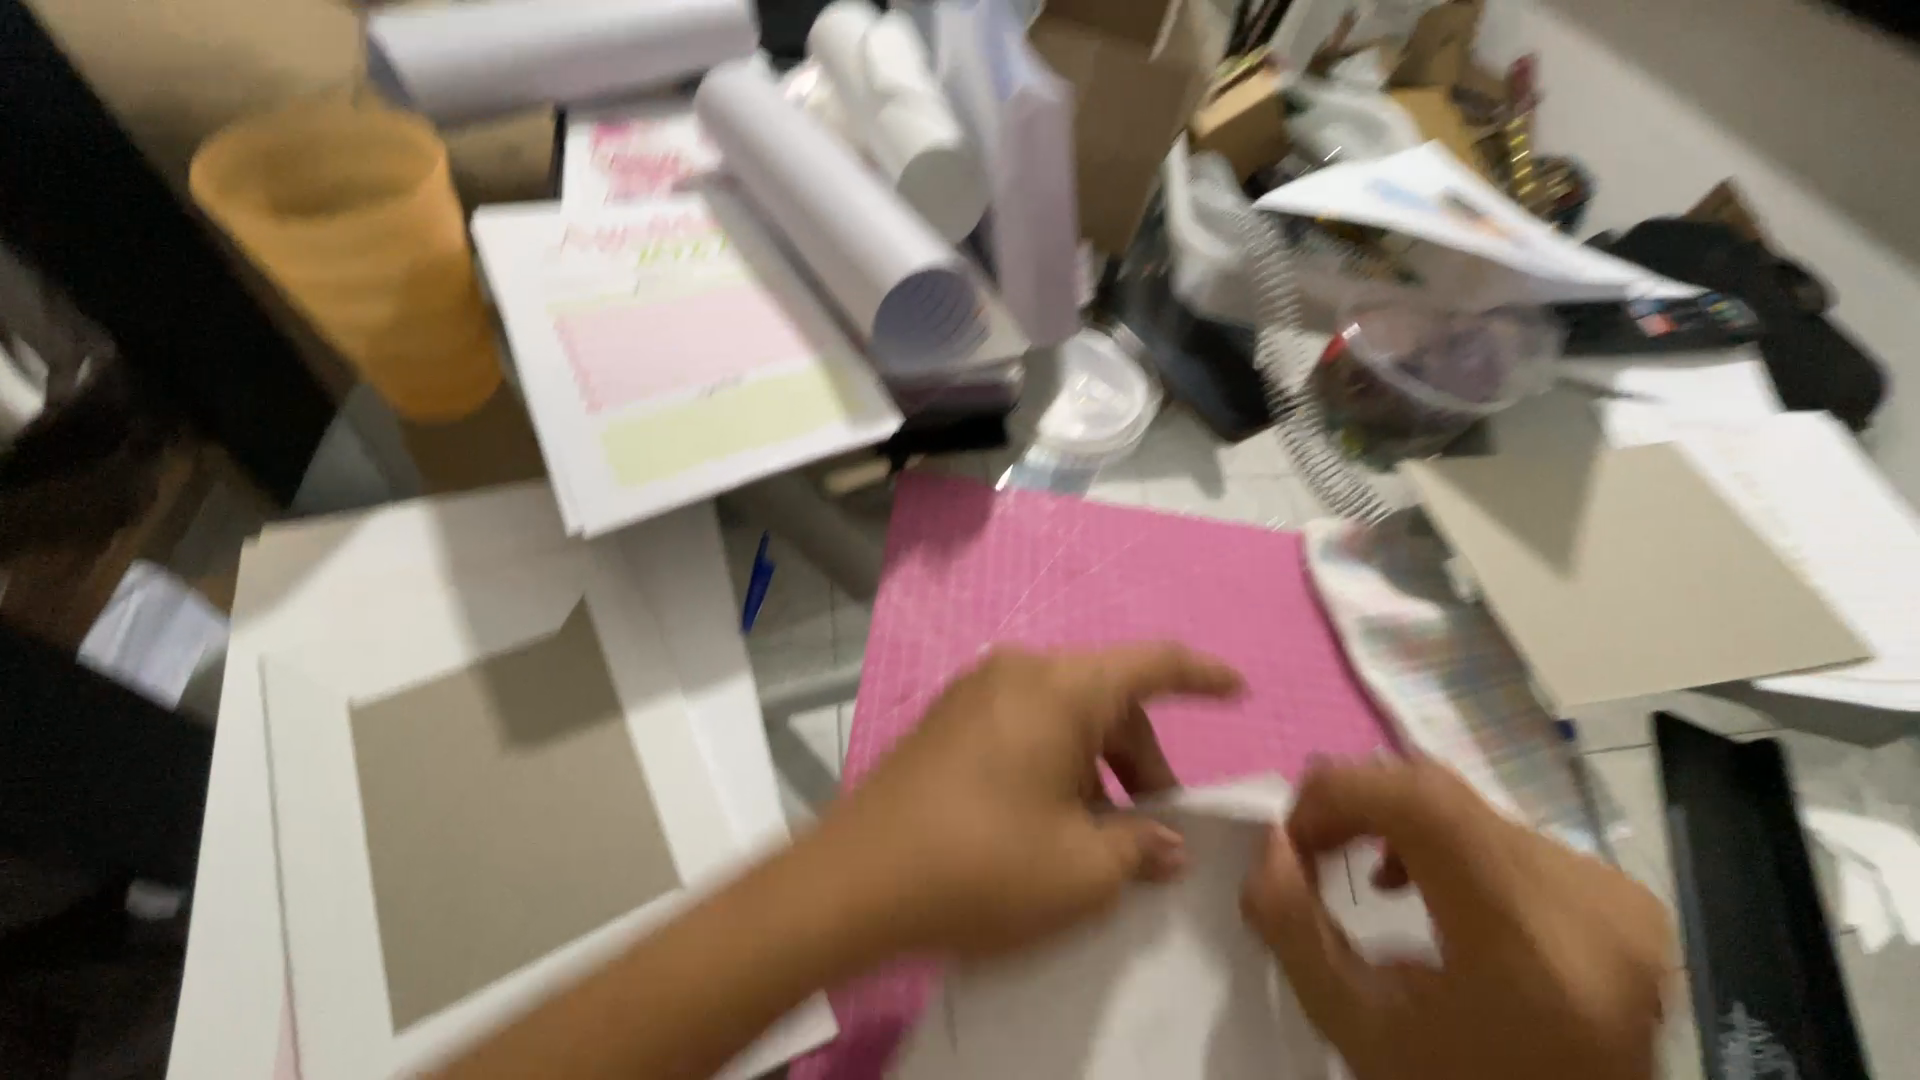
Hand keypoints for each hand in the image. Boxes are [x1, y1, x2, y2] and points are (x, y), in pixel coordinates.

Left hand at [812, 644, 1243, 958]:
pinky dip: (1052, 762)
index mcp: (1060, 686)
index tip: (1238, 689)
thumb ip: (1139, 846)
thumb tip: (1167, 842)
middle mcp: (1017, 671)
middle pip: (1105, 699)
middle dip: (1142, 757)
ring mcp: (974, 692)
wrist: (855, 880)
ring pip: (1061, 716)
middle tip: (1156, 825)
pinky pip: (1021, 726)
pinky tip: (1046, 821)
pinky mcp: (945, 721)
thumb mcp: (1082, 869)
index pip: (1151, 663)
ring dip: (1094, 767)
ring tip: (1098, 836)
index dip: (1202, 676)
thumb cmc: (985, 864)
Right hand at [1242, 758, 1674, 1079]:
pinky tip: (1432, 894)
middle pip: (1436, 791)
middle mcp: (1574, 884)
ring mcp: (1605, 885)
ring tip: (1366, 877)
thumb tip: (1270, 847)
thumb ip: (1299, 933)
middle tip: (1314, 849)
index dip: (1334, 795)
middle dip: (1355, 803)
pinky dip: (1448, 845)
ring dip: (1397, 824)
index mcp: (1520, 923)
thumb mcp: (1369, 1036)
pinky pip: (1507, 837)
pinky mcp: (1616, 894)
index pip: (1415, 796)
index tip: (1294, 842)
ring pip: (1469, 809)